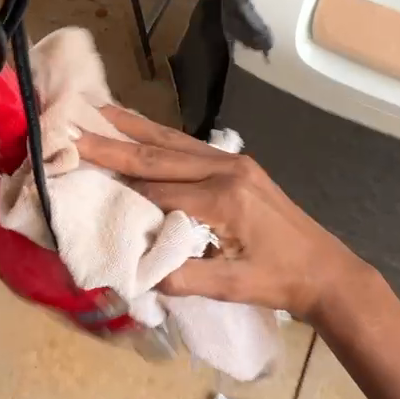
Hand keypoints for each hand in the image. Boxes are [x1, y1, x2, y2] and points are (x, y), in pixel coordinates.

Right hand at [75, 108, 386, 323]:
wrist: (327, 271)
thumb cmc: (278, 282)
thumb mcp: (231, 289)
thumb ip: (180, 278)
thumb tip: (131, 269)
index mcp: (223, 200)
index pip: (156, 191)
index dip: (116, 186)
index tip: (77, 172)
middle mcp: (226, 170)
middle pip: (157, 156)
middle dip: (111, 144)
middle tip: (73, 130)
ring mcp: (233, 162)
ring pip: (171, 141)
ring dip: (132, 127)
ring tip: (98, 109)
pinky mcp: (237, 163)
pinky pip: (188, 145)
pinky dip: (157, 135)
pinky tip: (138, 126)